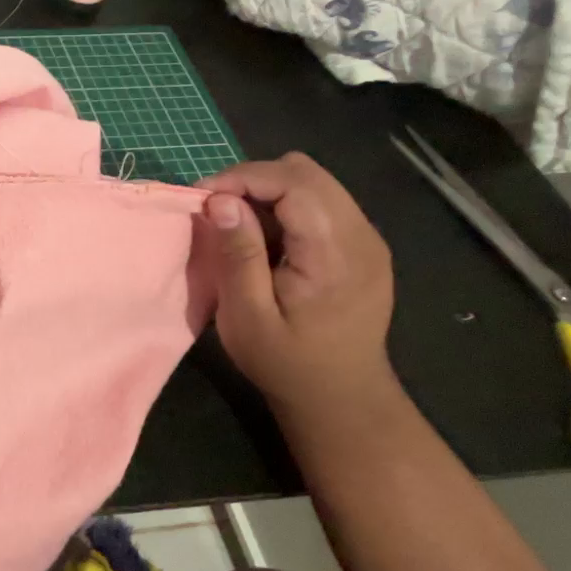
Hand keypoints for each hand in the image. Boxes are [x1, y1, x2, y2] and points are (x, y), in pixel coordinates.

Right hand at [194, 152, 396, 420]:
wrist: (342, 398)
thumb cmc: (287, 362)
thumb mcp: (247, 316)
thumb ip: (237, 254)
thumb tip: (220, 200)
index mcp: (334, 255)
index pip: (293, 182)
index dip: (242, 177)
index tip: (202, 198)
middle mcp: (361, 237)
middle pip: (306, 171)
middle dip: (253, 179)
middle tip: (217, 209)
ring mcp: (367, 239)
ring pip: (314, 180)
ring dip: (269, 189)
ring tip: (238, 221)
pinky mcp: (363, 245)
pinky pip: (323, 200)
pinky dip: (286, 203)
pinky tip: (266, 236)